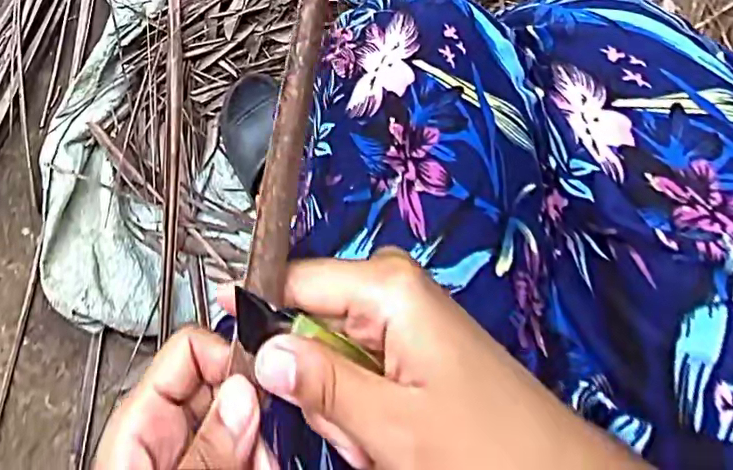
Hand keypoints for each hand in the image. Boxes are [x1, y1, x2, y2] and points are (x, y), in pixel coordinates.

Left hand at [93, 326, 273, 469]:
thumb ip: (204, 446)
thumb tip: (241, 392)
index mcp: (139, 417)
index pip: (190, 346)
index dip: (229, 354)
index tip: (264, 379)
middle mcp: (162, 429)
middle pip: (222, 385)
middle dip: (254, 408)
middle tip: (269, 444)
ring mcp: (185, 454)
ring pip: (238, 421)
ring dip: (262, 441)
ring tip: (268, 462)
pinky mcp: (201, 467)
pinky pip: (239, 452)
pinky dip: (258, 458)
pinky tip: (263, 467)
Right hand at [240, 250, 643, 468]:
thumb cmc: (493, 452)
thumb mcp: (397, 429)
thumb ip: (322, 385)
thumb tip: (261, 350)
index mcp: (385, 284)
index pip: (292, 280)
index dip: (260, 316)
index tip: (240, 357)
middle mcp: (388, 284)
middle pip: (308, 318)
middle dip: (317, 378)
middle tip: (354, 430)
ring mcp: (399, 311)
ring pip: (329, 349)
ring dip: (341, 401)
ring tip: (381, 440)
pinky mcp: (408, 338)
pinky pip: (356, 363)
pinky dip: (361, 404)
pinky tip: (389, 434)